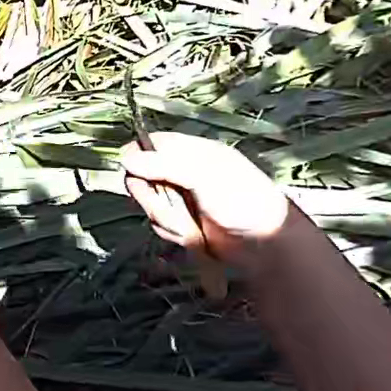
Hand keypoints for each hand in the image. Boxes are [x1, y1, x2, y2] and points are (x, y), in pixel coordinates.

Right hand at [121, 132, 291, 270]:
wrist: (265, 245)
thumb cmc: (242, 201)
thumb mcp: (204, 176)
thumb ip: (166, 165)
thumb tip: (125, 158)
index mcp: (189, 151)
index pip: (148, 145)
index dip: (136, 159)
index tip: (138, 176)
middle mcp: (180, 171)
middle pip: (140, 178)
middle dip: (153, 200)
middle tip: (170, 211)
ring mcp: (179, 197)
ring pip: (148, 205)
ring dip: (167, 220)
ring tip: (191, 228)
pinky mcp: (180, 221)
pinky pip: (158, 225)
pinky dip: (173, 233)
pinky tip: (193, 237)